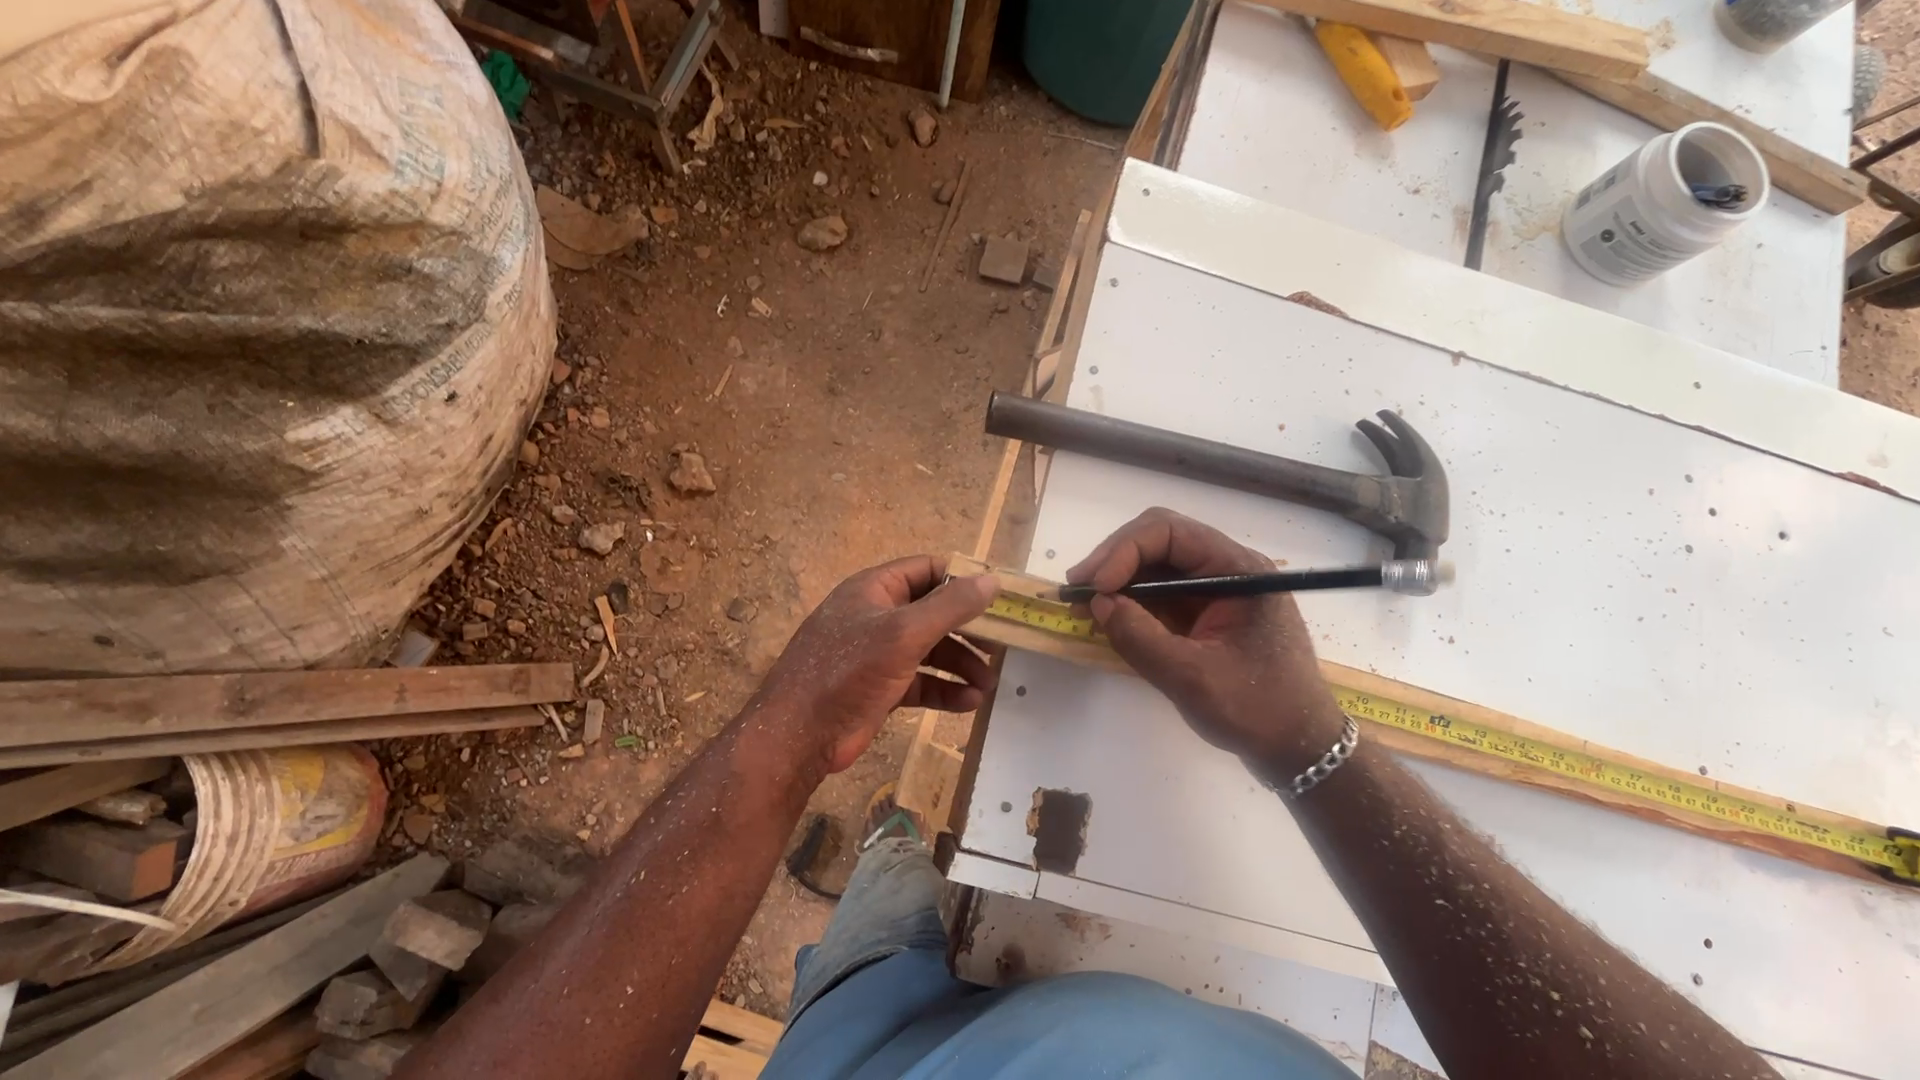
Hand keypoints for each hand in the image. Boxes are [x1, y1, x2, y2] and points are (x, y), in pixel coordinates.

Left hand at [756, 555, 1000, 773]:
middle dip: (968, 630)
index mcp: (875, 590)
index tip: (999, 597)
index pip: (927, 570)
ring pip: (930, 650)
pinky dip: (945, 690)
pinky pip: (920, 682)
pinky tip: (969, 703)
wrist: (799, 734)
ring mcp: (877, 654)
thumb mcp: (904, 633)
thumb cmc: (848, 671)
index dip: (963, 580)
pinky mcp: (879, 688)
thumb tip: (992, 580)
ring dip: (961, 665)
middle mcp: (877, 616)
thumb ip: (950, 606)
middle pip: (934, 612)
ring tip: (989, 684)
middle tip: (1002, 646)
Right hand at [1068, 508, 1342, 769]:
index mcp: (1238, 570)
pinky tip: (1108, 616)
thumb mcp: (1192, 677)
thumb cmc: (1258, 710)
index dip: (1124, 551)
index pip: (1169, 532)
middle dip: (1115, 560)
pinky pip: (1163, 595)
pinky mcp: (1208, 615)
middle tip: (1076, 588)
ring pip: (1158, 567)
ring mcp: (1218, 592)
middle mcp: (1228, 570)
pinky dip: (1132, 601)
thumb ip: (1141, 637)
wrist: (1299, 748)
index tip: (1095, 585)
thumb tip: (1098, 603)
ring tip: (1084, 602)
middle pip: (1160, 541)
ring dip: (1120, 580)